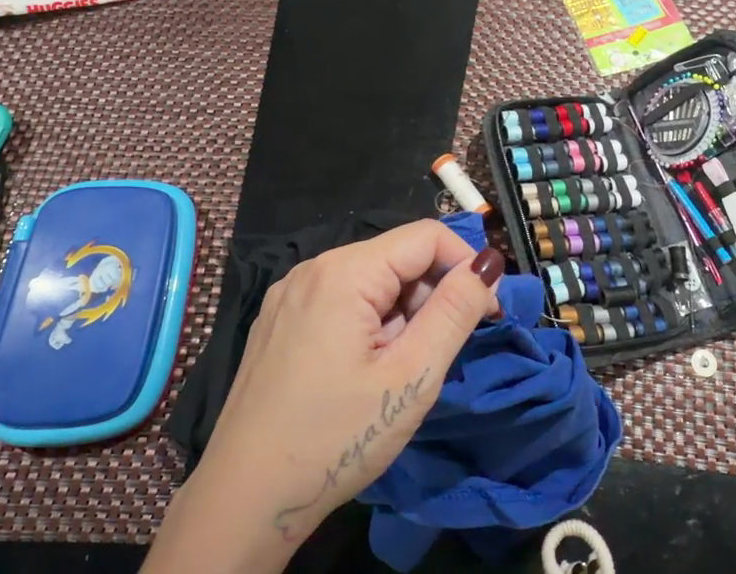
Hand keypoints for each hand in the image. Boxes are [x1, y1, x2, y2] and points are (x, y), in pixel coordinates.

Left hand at [143, 220, 504, 573]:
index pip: (427, 236)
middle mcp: (313, 268)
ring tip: (396, 372)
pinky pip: (343, 300)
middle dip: (431, 295)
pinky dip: (371, 323)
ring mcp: (291, 294)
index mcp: (344, 271)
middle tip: (435, 356)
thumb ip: (455, 312)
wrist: (246, 499)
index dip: (466, 266)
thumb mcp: (411, 377)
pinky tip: (365, 372)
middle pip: (398, 257)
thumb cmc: (336, 438)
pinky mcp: (281, 321)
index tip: (486, 315)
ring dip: (403, 314)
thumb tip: (489, 263)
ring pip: (372, 281)